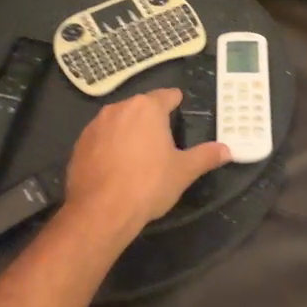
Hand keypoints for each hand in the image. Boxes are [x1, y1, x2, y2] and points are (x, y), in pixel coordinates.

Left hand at [62, 88, 229, 243]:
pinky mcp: (79, 144)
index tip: (180, 109)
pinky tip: (116, 167)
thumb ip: (206, 156)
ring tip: (138, 155)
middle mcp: (118, 108)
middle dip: (151, 120)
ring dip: (128, 132)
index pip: (166, 95)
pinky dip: (109, 147)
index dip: (176, 102)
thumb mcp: (184, 171)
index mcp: (147, 108)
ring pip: (118, 122)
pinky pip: (100, 139)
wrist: (101, 211)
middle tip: (163, 140)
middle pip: (140, 108)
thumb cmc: (148, 184)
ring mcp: (95, 125)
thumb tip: (227, 150)